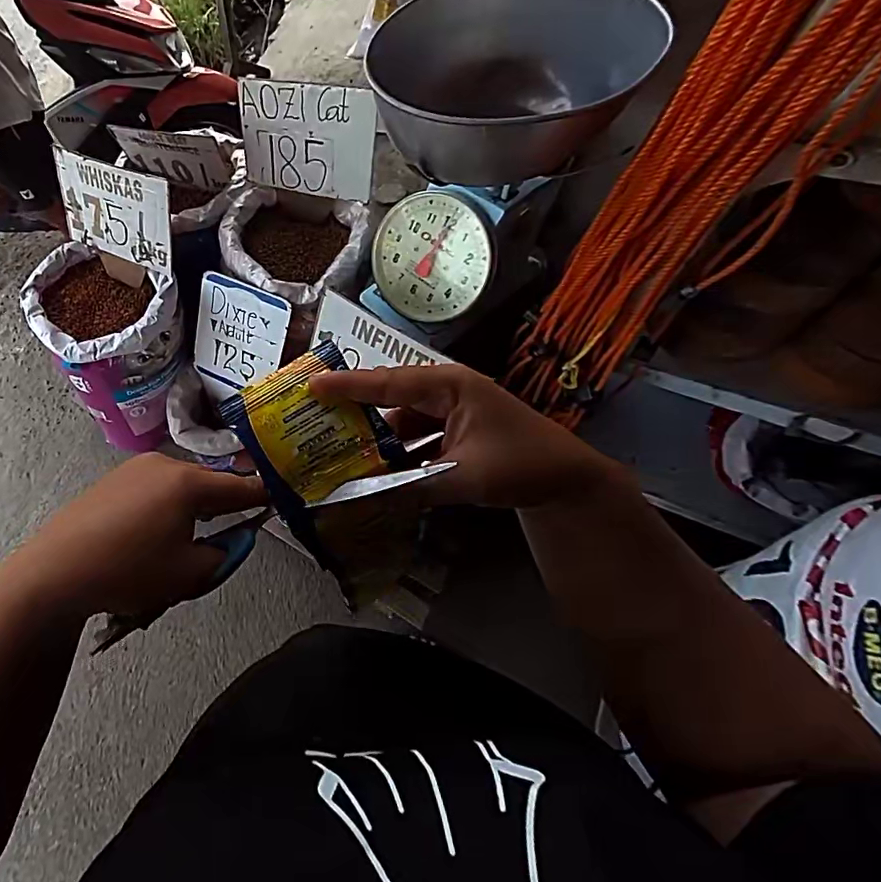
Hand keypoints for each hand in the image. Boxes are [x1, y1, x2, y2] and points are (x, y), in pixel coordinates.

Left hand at [7, 453, 267, 618]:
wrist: (53, 572)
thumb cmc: (126, 572)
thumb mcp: (188, 574)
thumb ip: (224, 554)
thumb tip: (236, 540)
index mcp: (188, 483)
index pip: (240, 487)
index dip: (263, 496)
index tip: (279, 498)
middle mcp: (164, 464)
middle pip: (210, 483)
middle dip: (223, 506)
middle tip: (227, 535)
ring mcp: (135, 468)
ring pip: (181, 487)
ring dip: (192, 508)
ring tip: (180, 544)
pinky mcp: (113, 480)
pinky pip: (155, 489)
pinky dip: (165, 507)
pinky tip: (150, 536)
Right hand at [309, 364, 625, 509]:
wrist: (568, 480)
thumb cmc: (523, 463)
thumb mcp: (465, 476)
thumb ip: (414, 486)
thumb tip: (368, 499)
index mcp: (450, 386)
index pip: (389, 382)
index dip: (348, 386)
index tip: (312, 386)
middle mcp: (447, 392)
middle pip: (391, 399)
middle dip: (356, 411)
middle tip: (318, 421)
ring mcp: (453, 411)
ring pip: (403, 422)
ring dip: (378, 439)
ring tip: (341, 452)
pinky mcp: (457, 432)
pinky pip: (418, 438)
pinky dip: (400, 454)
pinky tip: (379, 471)